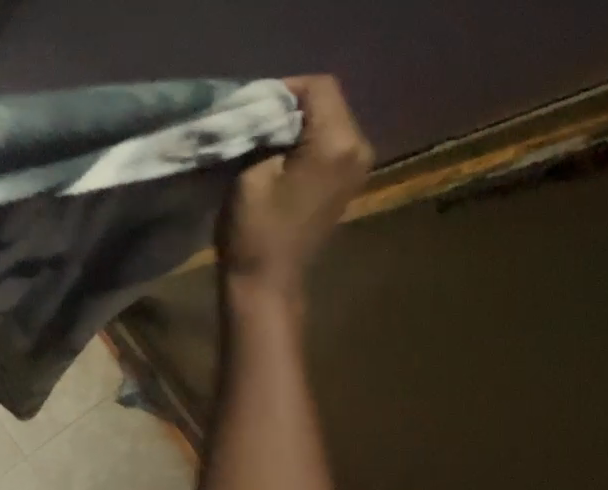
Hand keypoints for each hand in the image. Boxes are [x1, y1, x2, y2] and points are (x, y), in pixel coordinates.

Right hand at [218, 75, 373, 293]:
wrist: (267, 283)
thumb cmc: (253, 232)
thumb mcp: (248, 176)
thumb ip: (262, 137)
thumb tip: (263, 116)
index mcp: (337, 142)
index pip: (319, 88)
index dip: (282, 88)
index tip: (248, 104)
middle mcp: (359, 147)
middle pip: (327, 104)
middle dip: (287, 107)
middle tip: (249, 120)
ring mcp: (357, 166)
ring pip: (327, 125)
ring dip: (293, 128)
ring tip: (258, 141)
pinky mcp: (345, 182)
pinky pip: (327, 147)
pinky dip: (301, 146)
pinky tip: (275, 160)